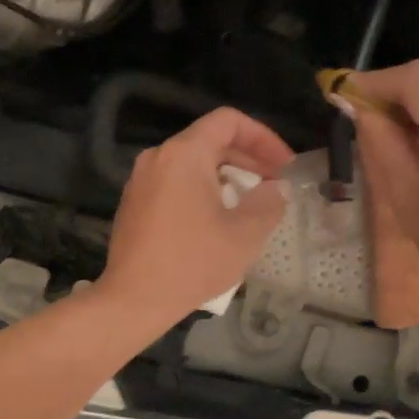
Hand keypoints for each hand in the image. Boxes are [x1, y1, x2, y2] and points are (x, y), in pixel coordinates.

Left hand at [93, 108, 293, 320]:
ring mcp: (141, 179)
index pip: (227, 121)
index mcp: (183, 154)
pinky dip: (201, 189)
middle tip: (274, 186)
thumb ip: (268, 202)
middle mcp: (157, 157)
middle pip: (209, 140)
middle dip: (247, 158)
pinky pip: (174, 181)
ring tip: (251, 203)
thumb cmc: (192, 261)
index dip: (263, 137)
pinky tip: (218, 218)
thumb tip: (276, 188)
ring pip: (191, 162)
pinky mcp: (135, 201)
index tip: (284, 166)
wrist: (134, 297)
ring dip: (226, 175)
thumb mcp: (244, 234)